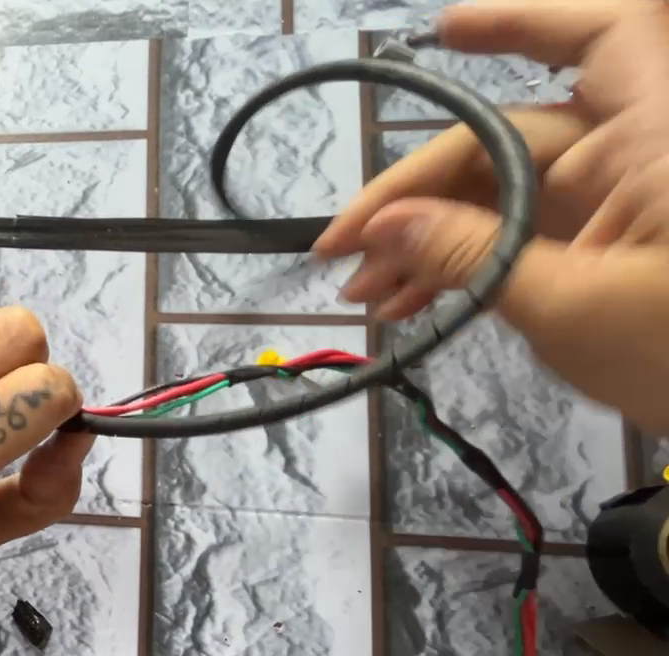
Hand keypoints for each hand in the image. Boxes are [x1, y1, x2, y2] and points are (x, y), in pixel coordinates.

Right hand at [315, 0, 668, 428]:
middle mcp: (640, 155)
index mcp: (662, 143)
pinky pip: (511, 237)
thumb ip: (472, 256)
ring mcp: (618, 202)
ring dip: (419, 240)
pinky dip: (452, 267)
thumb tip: (380, 226)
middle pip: (506, 142)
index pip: (606, 40)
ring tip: (361, 294)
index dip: (526, 23)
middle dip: (412, 194)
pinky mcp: (602, 244)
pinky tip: (402, 305)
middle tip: (339, 251)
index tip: (441, 33)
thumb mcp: (568, 306)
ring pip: (496, 196)